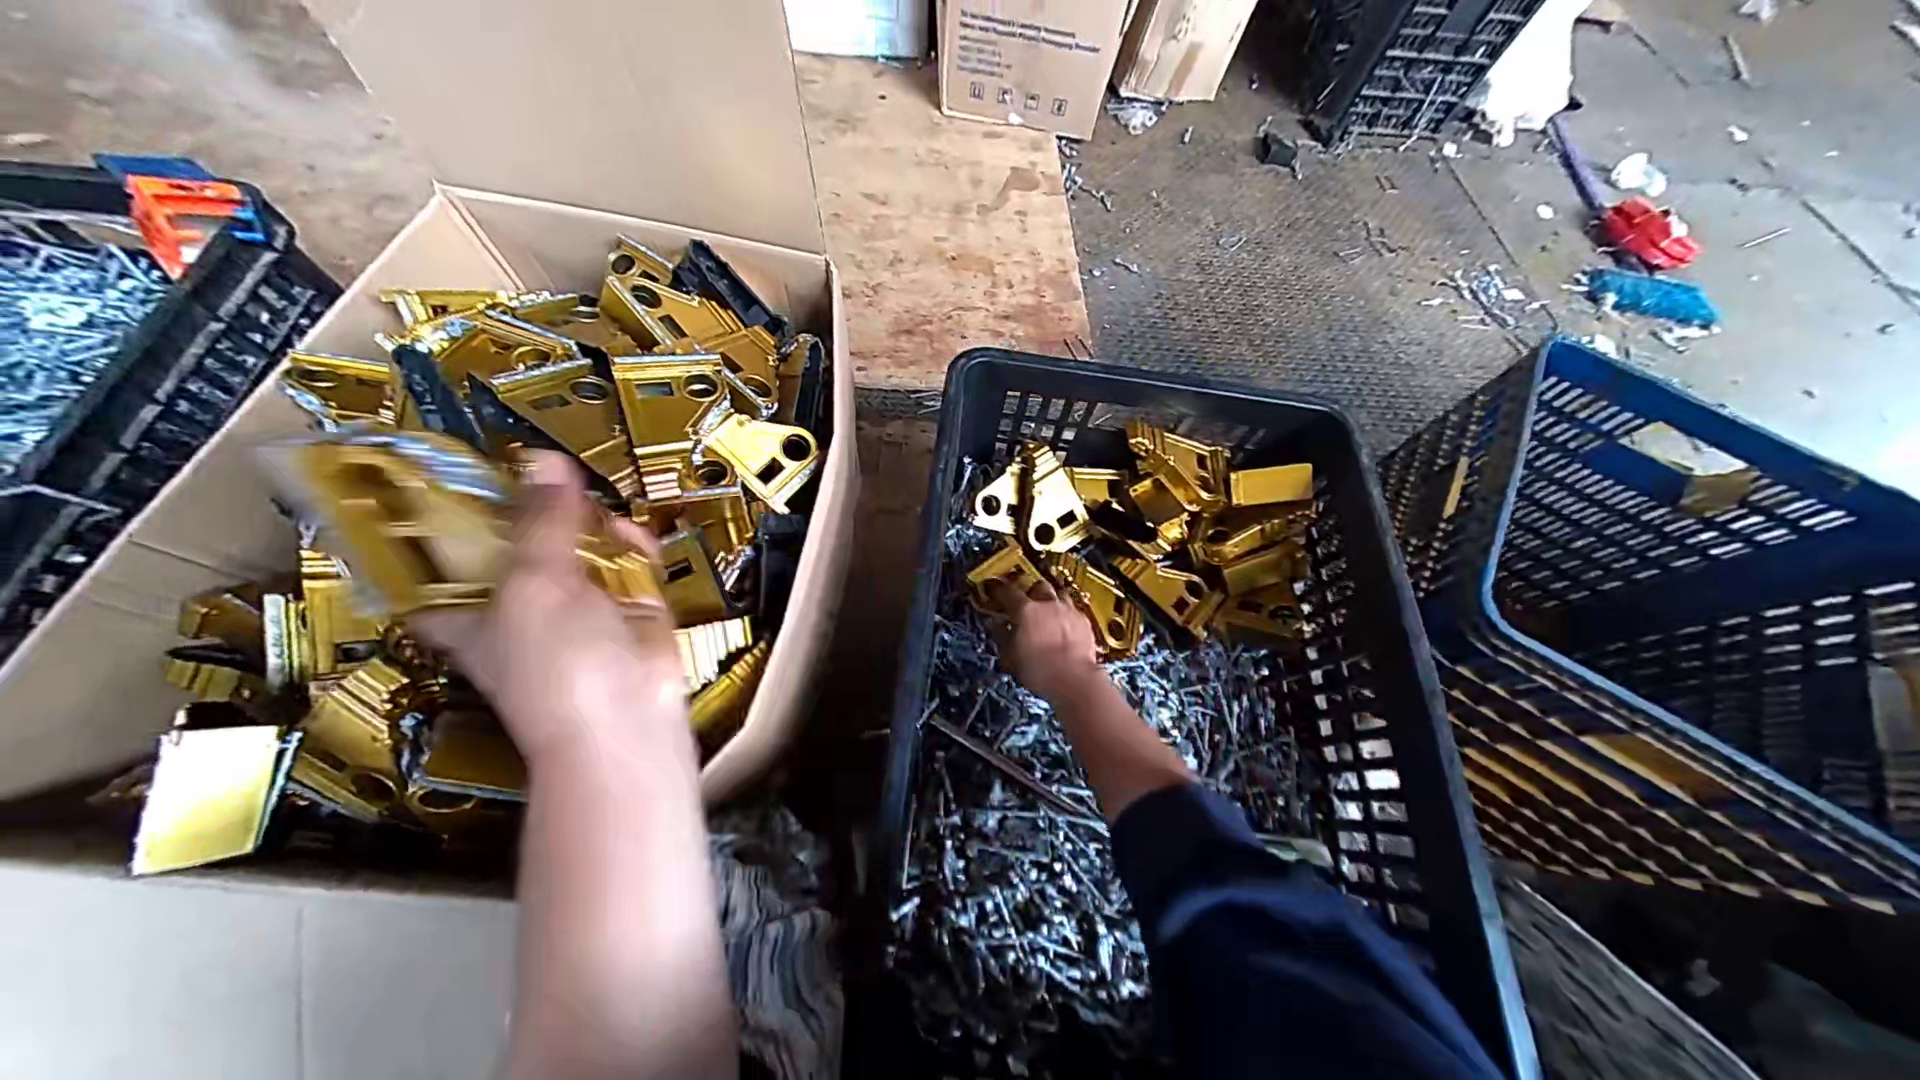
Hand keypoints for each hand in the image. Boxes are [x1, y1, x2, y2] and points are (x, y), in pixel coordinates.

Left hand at [411, 452, 688, 772]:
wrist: (629, 717)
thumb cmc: (556, 670)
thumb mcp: (533, 583)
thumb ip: (541, 520)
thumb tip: (543, 461)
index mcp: (469, 610)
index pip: (440, 564)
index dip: (441, 524)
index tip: (451, 479)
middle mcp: (523, 603)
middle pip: (521, 540)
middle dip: (539, 508)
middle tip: (551, 477)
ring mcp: (580, 604)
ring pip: (581, 545)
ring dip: (594, 524)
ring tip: (601, 513)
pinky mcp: (629, 605)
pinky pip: (629, 560)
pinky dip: (634, 546)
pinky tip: (633, 539)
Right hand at [987, 578, 1101, 702]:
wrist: (1074, 680)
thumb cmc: (1042, 671)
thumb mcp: (1010, 656)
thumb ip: (1001, 636)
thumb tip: (996, 627)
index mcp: (1025, 611)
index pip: (1008, 592)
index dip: (999, 590)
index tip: (996, 592)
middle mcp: (1048, 605)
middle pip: (1037, 586)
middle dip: (1029, 591)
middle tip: (1023, 601)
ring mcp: (1068, 611)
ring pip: (1058, 594)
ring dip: (1050, 600)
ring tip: (1046, 611)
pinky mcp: (1083, 622)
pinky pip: (1072, 609)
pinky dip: (1066, 614)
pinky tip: (1063, 625)